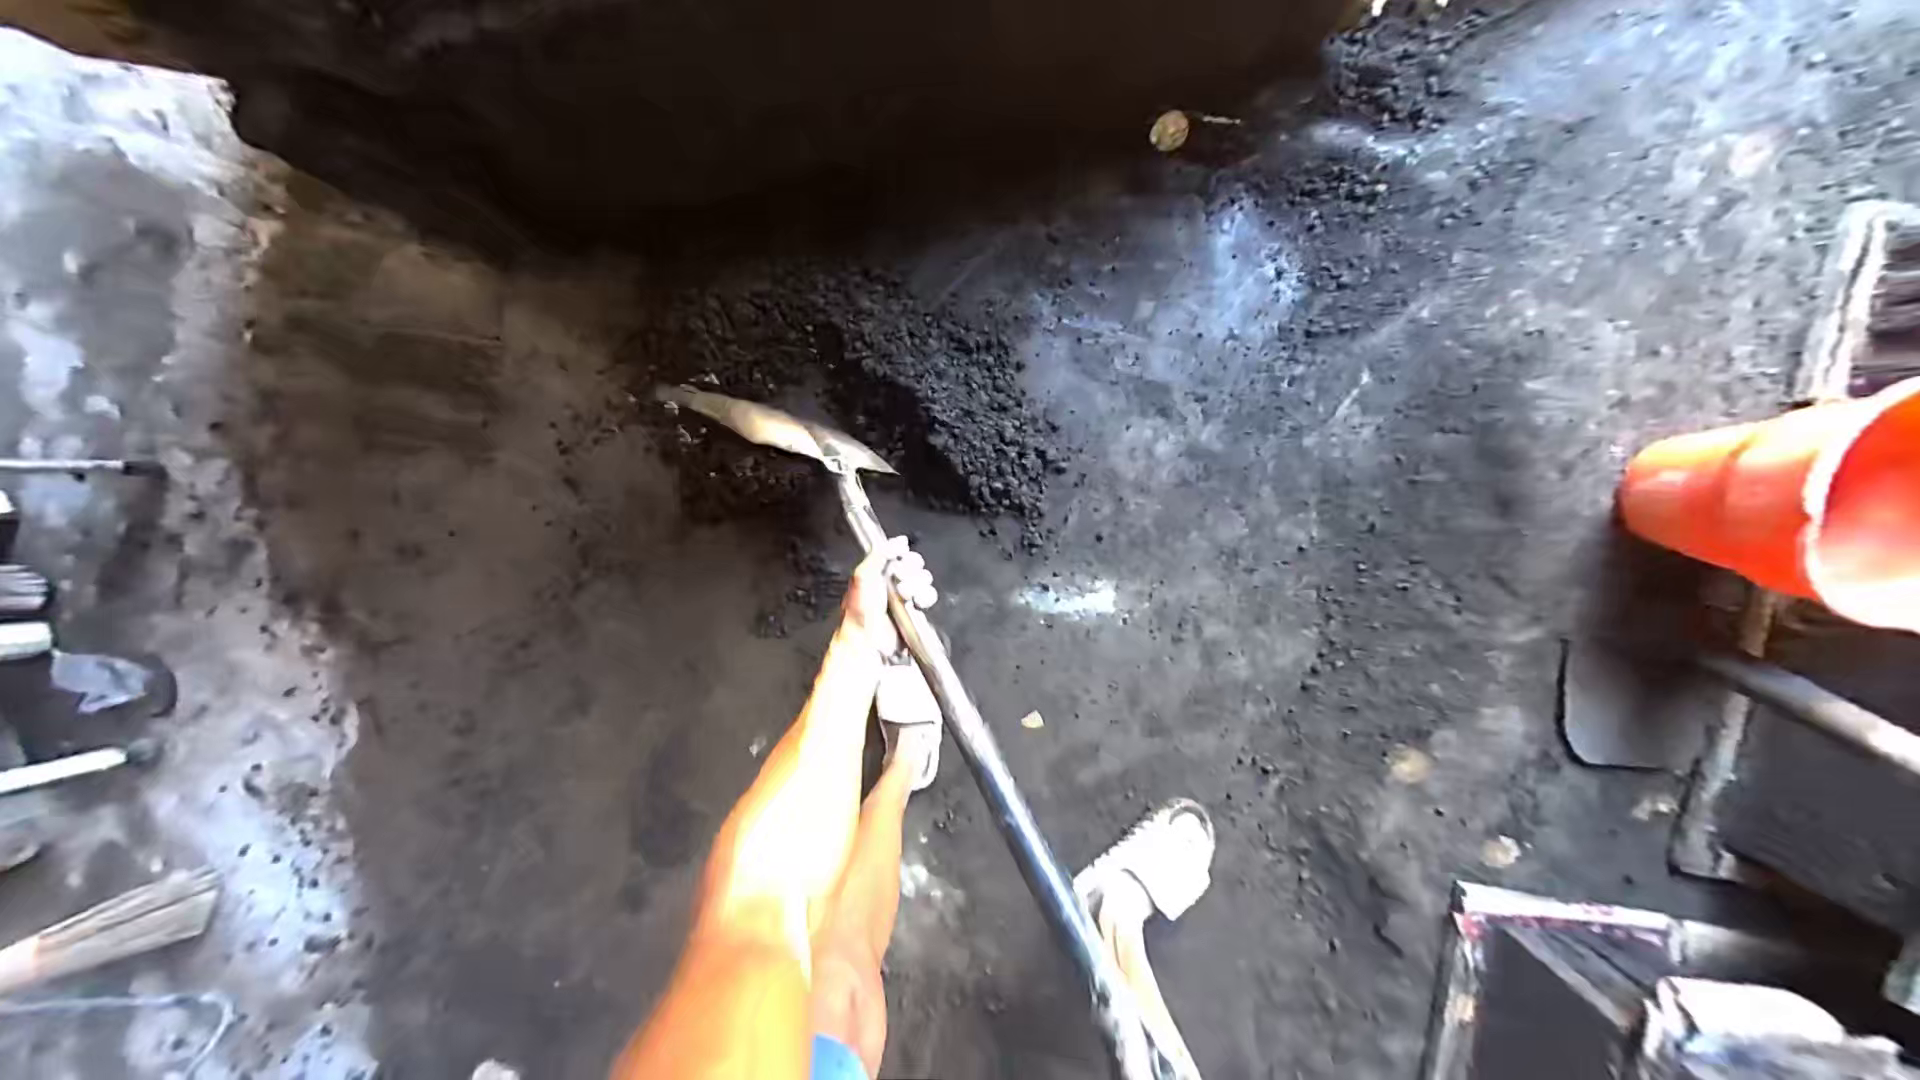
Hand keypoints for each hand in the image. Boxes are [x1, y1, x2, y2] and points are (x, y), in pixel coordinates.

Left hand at [842, 536, 936, 655]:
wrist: (868, 640)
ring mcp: (904, 599)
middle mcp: (891, 584)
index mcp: (878, 572)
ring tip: (907, 595)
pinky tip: (917, 602)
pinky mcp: (914, 613)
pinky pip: (928, 598)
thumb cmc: (860, 609)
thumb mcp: (863, 574)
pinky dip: (925, 598)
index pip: (900, 554)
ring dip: (919, 586)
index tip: (902, 560)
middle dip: (912, 572)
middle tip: (901, 582)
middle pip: (915, 567)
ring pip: (923, 582)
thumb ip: (881, 553)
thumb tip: (900, 540)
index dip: (905, 556)